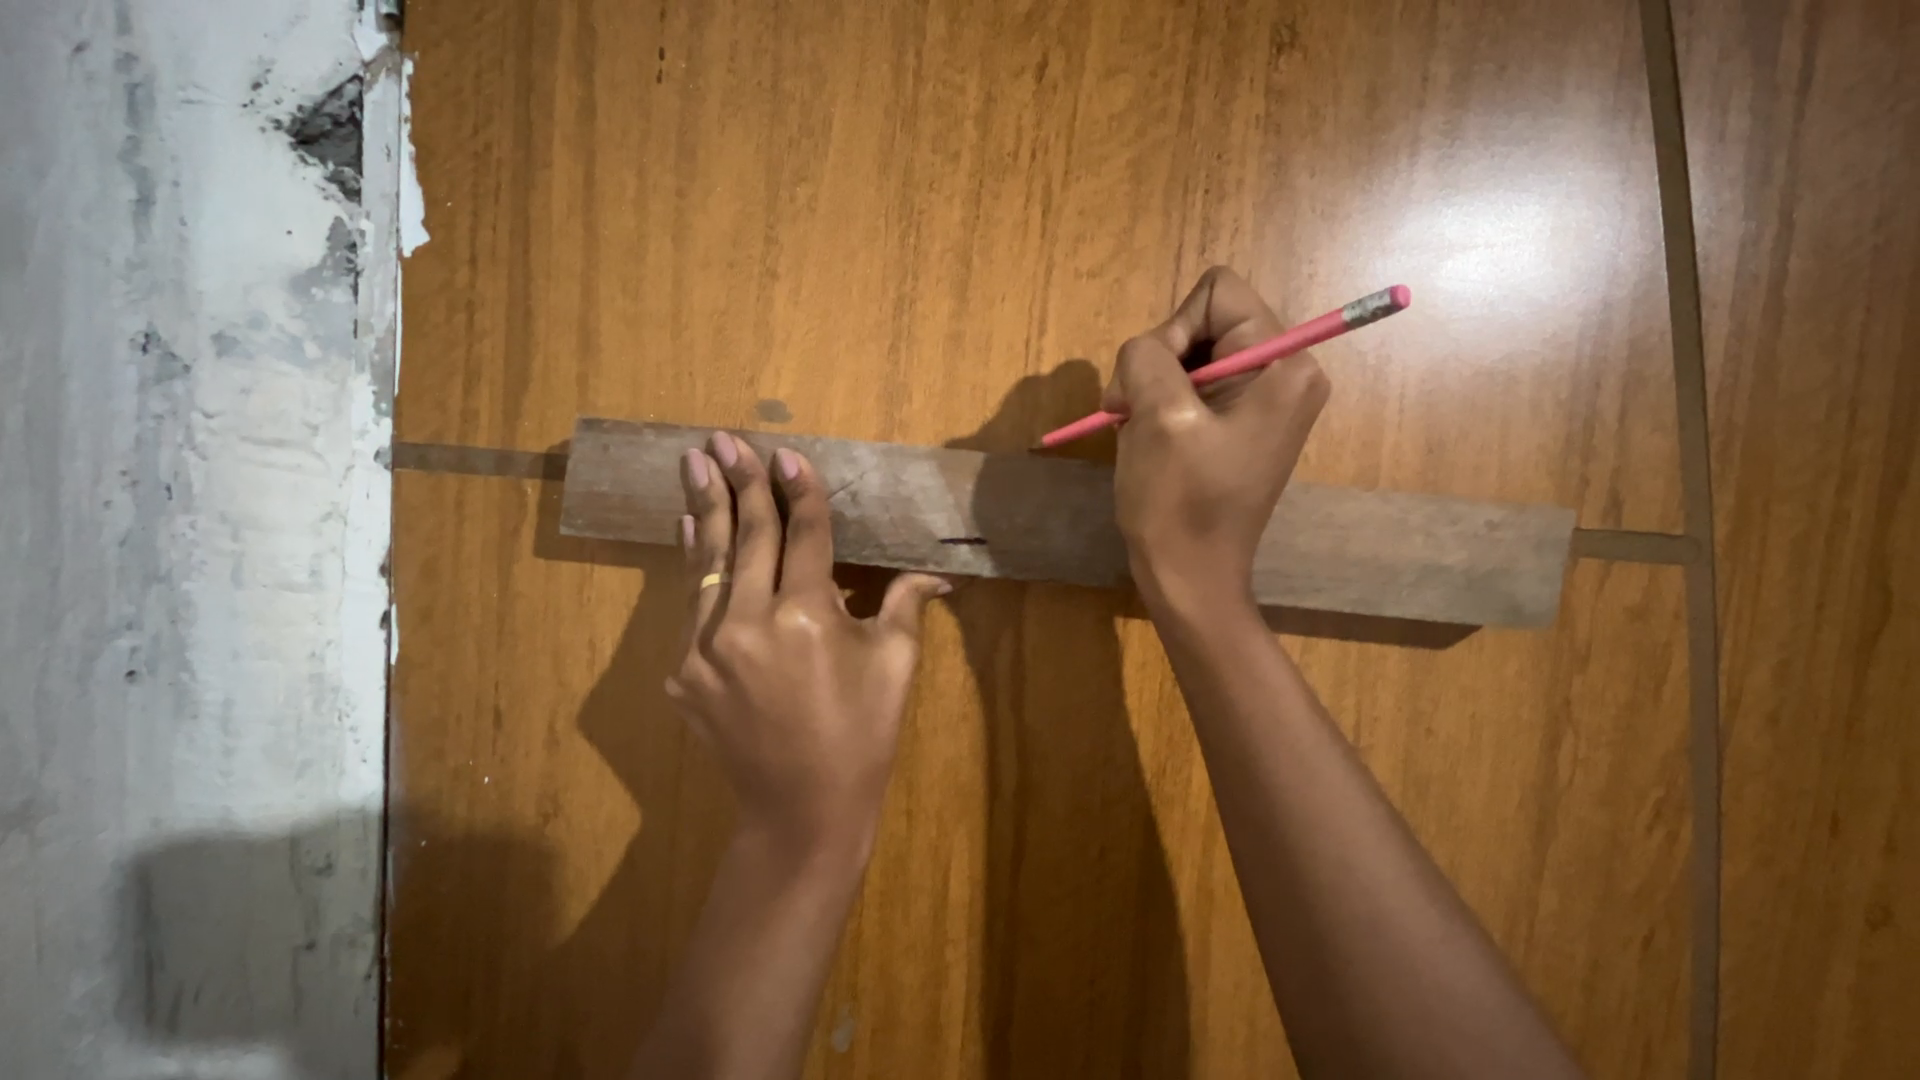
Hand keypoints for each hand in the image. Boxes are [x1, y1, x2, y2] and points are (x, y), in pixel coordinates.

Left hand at [670, 432, 950, 858]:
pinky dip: (692, 564)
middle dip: (740, 482)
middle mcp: (749, 622)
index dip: (801, 492)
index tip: (787, 455)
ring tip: (692, 464)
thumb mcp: (895, 666)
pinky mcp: (684, 672)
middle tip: (724, 439)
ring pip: (707, 563)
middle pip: (747, 537)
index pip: (805, 535)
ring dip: (704, 509)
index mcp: (808, 616)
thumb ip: (905, 606)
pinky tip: (689, 531)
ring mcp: (707, 648)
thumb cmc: (862, 734)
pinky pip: (690, 606)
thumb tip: (937, 574)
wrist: (801, 809)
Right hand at [1102, 267, 1330, 611]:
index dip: (1173, 329)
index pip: (1219, 293)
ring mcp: (1262, 400)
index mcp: (1283, 365)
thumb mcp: (1157, 415)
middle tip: (1134, 412)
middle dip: (1159, 362)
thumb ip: (1148, 356)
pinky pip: (1190, 386)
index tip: (1156, 384)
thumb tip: (1145, 353)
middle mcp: (1284, 372)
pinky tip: (1148, 440)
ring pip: (1188, 354)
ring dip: (1151, 387)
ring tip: (1138, 432)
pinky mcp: (1239, 422)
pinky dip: (1160, 406)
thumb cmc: (1179, 502)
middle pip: (1204, 321)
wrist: (1189, 576)